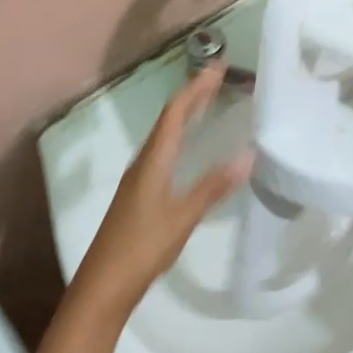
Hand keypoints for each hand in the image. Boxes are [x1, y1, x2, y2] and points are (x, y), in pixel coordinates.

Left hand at [73, 63, 253, 310]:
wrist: (103, 286)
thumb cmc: (142, 248)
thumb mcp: (183, 217)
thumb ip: (213, 186)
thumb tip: (248, 154)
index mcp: (153, 161)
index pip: (176, 113)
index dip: (197, 88)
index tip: (219, 67)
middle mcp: (144, 163)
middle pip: (169, 119)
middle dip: (194, 96)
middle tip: (220, 78)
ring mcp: (140, 180)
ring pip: (165, 136)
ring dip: (187, 116)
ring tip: (210, 105)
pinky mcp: (140, 196)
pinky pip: (164, 152)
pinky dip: (182, 139)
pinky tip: (192, 151)